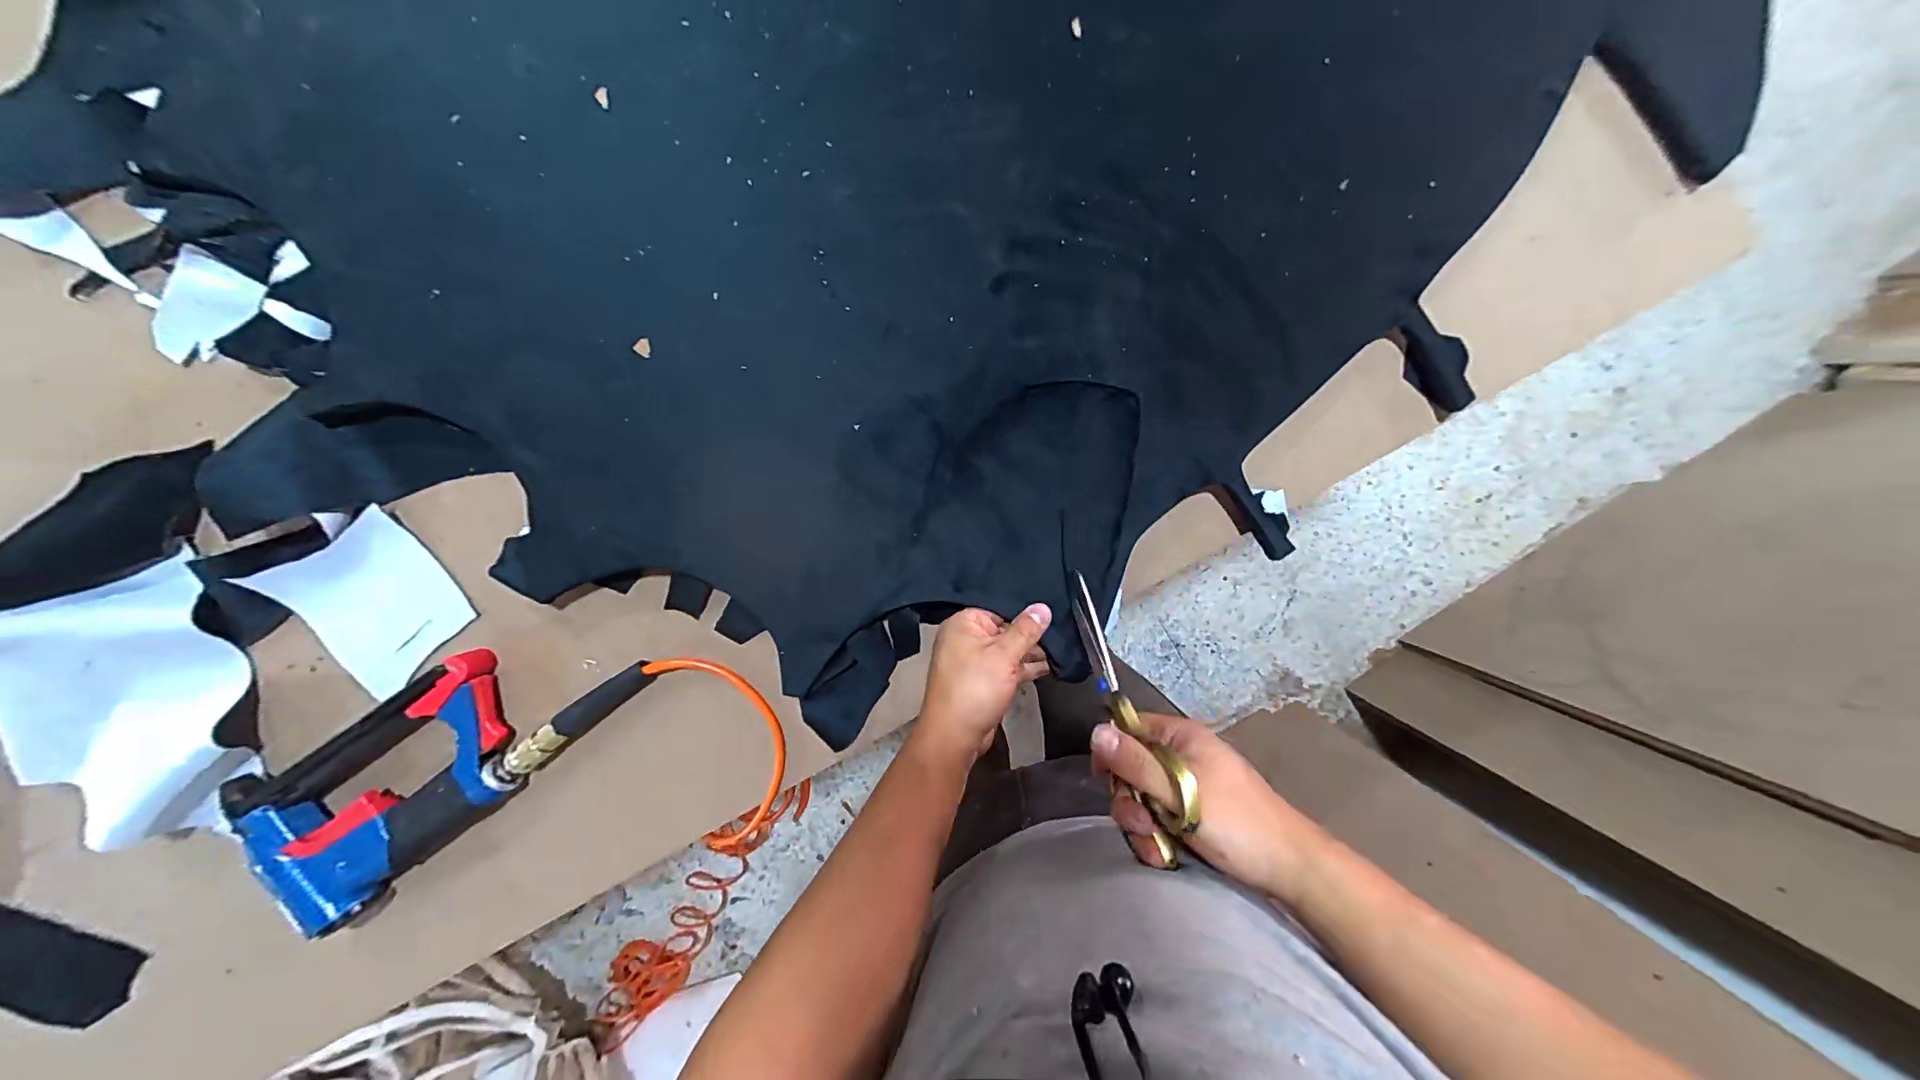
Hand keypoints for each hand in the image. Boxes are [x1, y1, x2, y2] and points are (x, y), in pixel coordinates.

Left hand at [913, 604, 1052, 762]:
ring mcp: (972, 662)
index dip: (1023, 613)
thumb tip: (1042, 608)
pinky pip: (1005, 668)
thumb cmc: (973, 690)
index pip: (998, 608)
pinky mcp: (981, 681)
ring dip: (1029, 653)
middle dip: (1029, 635)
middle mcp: (964, 639)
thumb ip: (1026, 630)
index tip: (1048, 615)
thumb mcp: (1005, 655)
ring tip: (1058, 651)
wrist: (955, 735)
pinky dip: (1022, 668)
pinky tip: (1046, 667)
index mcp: (963, 624)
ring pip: (1006, 650)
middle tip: (1058, 634)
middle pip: (1004, 629)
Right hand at [1092, 712, 1327, 902]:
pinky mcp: (1188, 816)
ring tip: (1162, 845)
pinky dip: (1155, 839)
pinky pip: (1155, 821)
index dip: (1112, 752)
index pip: (1127, 728)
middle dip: (1129, 801)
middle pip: (1128, 769)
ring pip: (1139, 800)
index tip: (1107, 780)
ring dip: (1141, 826)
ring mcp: (1184, 788)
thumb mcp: (1180, 791)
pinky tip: (1168, 855)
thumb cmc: (1237, 822)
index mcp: (1180, 737)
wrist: (1289, 869)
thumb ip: (1135, 763)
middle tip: (1146, 822)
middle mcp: (1179, 757)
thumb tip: (1096, 731)